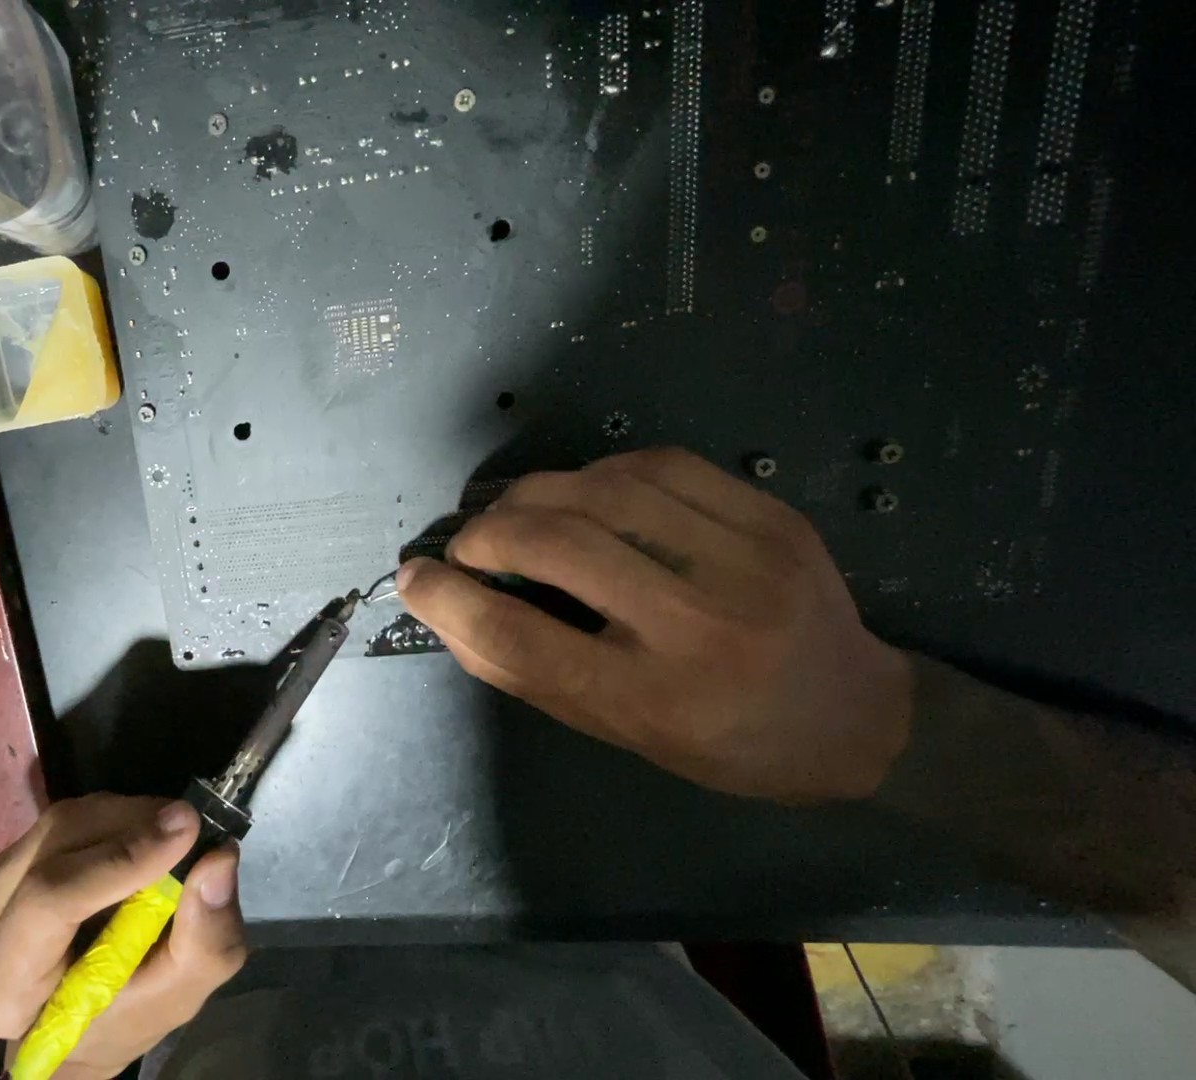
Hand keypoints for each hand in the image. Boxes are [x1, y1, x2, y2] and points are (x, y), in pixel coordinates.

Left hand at [0, 794, 244, 1078]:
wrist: (62, 1015)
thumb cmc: (117, 1016)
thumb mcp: (174, 999)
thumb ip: (204, 941)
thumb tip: (219, 857)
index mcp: (0, 988)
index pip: (49, 901)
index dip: (121, 859)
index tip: (187, 827)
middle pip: (58, 843)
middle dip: (135, 823)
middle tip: (193, 825)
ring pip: (63, 821)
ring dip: (128, 815)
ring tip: (171, 837)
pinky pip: (64, 818)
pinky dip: (113, 818)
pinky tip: (138, 840)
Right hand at [397, 447, 912, 801]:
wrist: (854, 718)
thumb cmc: (716, 742)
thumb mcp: (610, 728)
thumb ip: (520, 668)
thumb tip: (441, 604)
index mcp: (655, 698)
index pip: (520, 638)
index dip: (449, 600)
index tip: (415, 578)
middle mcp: (702, 625)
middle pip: (557, 546)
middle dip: (486, 534)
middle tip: (466, 545)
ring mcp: (746, 560)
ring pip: (602, 491)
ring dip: (532, 495)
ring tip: (512, 514)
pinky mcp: (771, 514)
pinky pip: (655, 464)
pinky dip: (594, 473)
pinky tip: (581, 494)